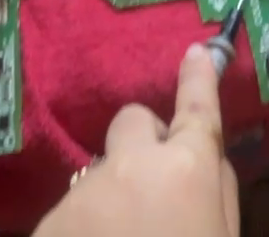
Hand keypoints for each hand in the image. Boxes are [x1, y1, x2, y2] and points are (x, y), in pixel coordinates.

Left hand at [35, 44, 238, 236]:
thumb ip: (220, 196)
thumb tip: (209, 162)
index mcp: (186, 170)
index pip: (198, 108)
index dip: (200, 77)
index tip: (199, 49)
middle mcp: (133, 165)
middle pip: (134, 122)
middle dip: (144, 143)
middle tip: (152, 188)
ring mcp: (86, 190)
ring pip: (102, 171)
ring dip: (114, 194)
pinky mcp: (48, 221)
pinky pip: (74, 209)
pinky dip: (85, 228)